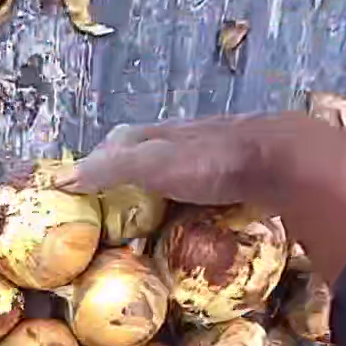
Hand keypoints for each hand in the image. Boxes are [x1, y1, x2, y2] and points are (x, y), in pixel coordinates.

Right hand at [62, 112, 345, 282]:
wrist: (281, 159)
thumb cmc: (212, 162)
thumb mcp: (154, 164)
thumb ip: (112, 169)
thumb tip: (64, 180)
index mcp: (161, 134)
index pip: (120, 141)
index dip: (100, 159)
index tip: (85, 184)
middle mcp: (186, 137)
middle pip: (149, 150)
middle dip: (129, 170)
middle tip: (115, 202)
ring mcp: (215, 151)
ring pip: (178, 165)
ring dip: (160, 183)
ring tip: (148, 211)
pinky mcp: (239, 170)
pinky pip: (203, 182)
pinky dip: (188, 195)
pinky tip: (190, 210)